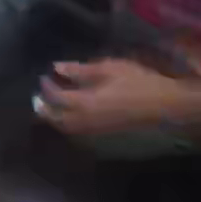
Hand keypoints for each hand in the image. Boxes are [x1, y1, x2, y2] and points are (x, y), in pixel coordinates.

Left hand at [36, 59, 194, 137]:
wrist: (163, 107)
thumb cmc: (137, 82)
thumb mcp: (108, 69)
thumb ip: (80, 70)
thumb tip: (57, 68)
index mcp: (82, 103)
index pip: (55, 97)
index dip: (46, 87)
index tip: (42, 76)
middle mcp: (82, 121)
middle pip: (55, 118)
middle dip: (43, 107)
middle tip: (38, 97)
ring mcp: (92, 130)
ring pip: (64, 127)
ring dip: (53, 117)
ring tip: (49, 106)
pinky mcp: (101, 133)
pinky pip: (75, 130)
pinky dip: (65, 122)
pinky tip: (69, 113)